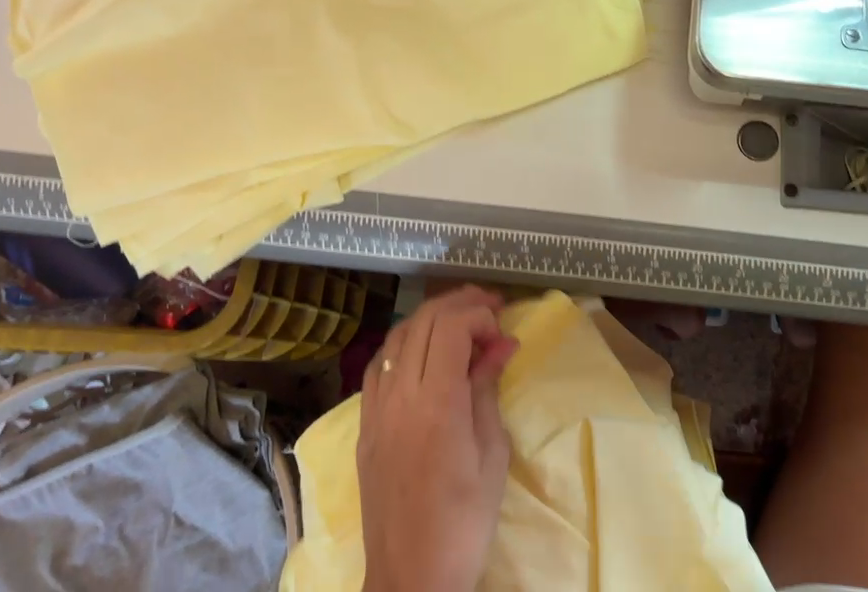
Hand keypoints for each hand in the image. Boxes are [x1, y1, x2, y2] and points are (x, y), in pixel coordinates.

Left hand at [357, 286, 518, 591]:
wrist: (412, 576)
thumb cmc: (465, 520)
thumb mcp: (491, 454)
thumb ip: (487, 390)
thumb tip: (501, 344)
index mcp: (435, 404)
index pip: (451, 327)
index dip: (480, 315)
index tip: (504, 328)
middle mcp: (398, 396)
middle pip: (422, 322)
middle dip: (459, 304)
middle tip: (491, 307)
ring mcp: (375, 410)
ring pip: (396, 338)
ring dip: (430, 319)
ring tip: (462, 321)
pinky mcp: (364, 427)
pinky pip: (378, 367)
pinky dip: (404, 346)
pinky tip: (425, 354)